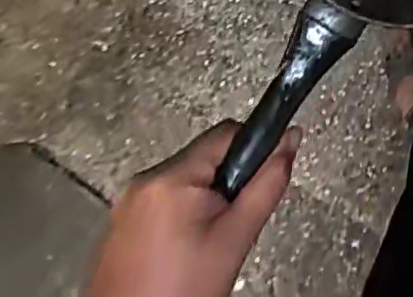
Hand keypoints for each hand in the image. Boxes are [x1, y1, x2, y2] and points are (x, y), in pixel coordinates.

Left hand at [87, 120, 300, 296]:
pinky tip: (185, 251)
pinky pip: (167, 200)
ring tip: (206, 244)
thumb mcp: (237, 236)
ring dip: (207, 201)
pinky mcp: (121, 224)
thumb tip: (290, 138)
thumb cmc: (180, 295)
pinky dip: (183, 216)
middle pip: (208, 157)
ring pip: (190, 180)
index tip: (260, 178)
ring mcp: (127, 205)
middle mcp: (143, 183)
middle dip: (228, 183)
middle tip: (229, 225)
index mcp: (170, 178)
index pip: (228, 132)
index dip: (253, 152)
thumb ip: (270, 180)